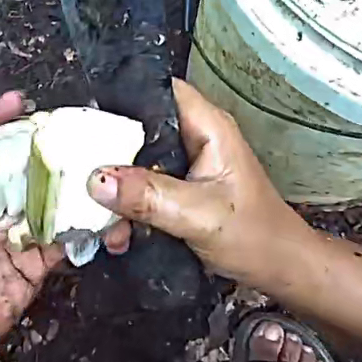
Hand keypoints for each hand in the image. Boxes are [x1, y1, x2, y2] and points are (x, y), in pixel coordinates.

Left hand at [0, 92, 114, 361]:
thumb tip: (0, 224)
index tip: (16, 103)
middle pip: (24, 176)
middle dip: (45, 155)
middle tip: (72, 139)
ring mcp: (18, 238)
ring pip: (49, 207)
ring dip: (70, 194)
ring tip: (93, 180)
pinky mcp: (36, 266)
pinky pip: (61, 244)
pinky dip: (79, 234)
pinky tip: (94, 224)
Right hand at [87, 78, 314, 290]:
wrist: (280, 271)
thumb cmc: (255, 237)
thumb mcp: (198, 216)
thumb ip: (149, 196)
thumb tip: (96, 179)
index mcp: (208, 127)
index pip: (159, 90)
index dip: (122, 96)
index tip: (85, 117)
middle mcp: (196, 138)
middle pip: (140, 126)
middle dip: (110, 151)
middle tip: (81, 173)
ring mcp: (188, 165)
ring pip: (138, 161)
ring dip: (117, 188)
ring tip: (103, 219)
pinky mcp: (181, 190)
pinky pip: (144, 187)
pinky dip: (128, 207)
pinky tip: (119, 231)